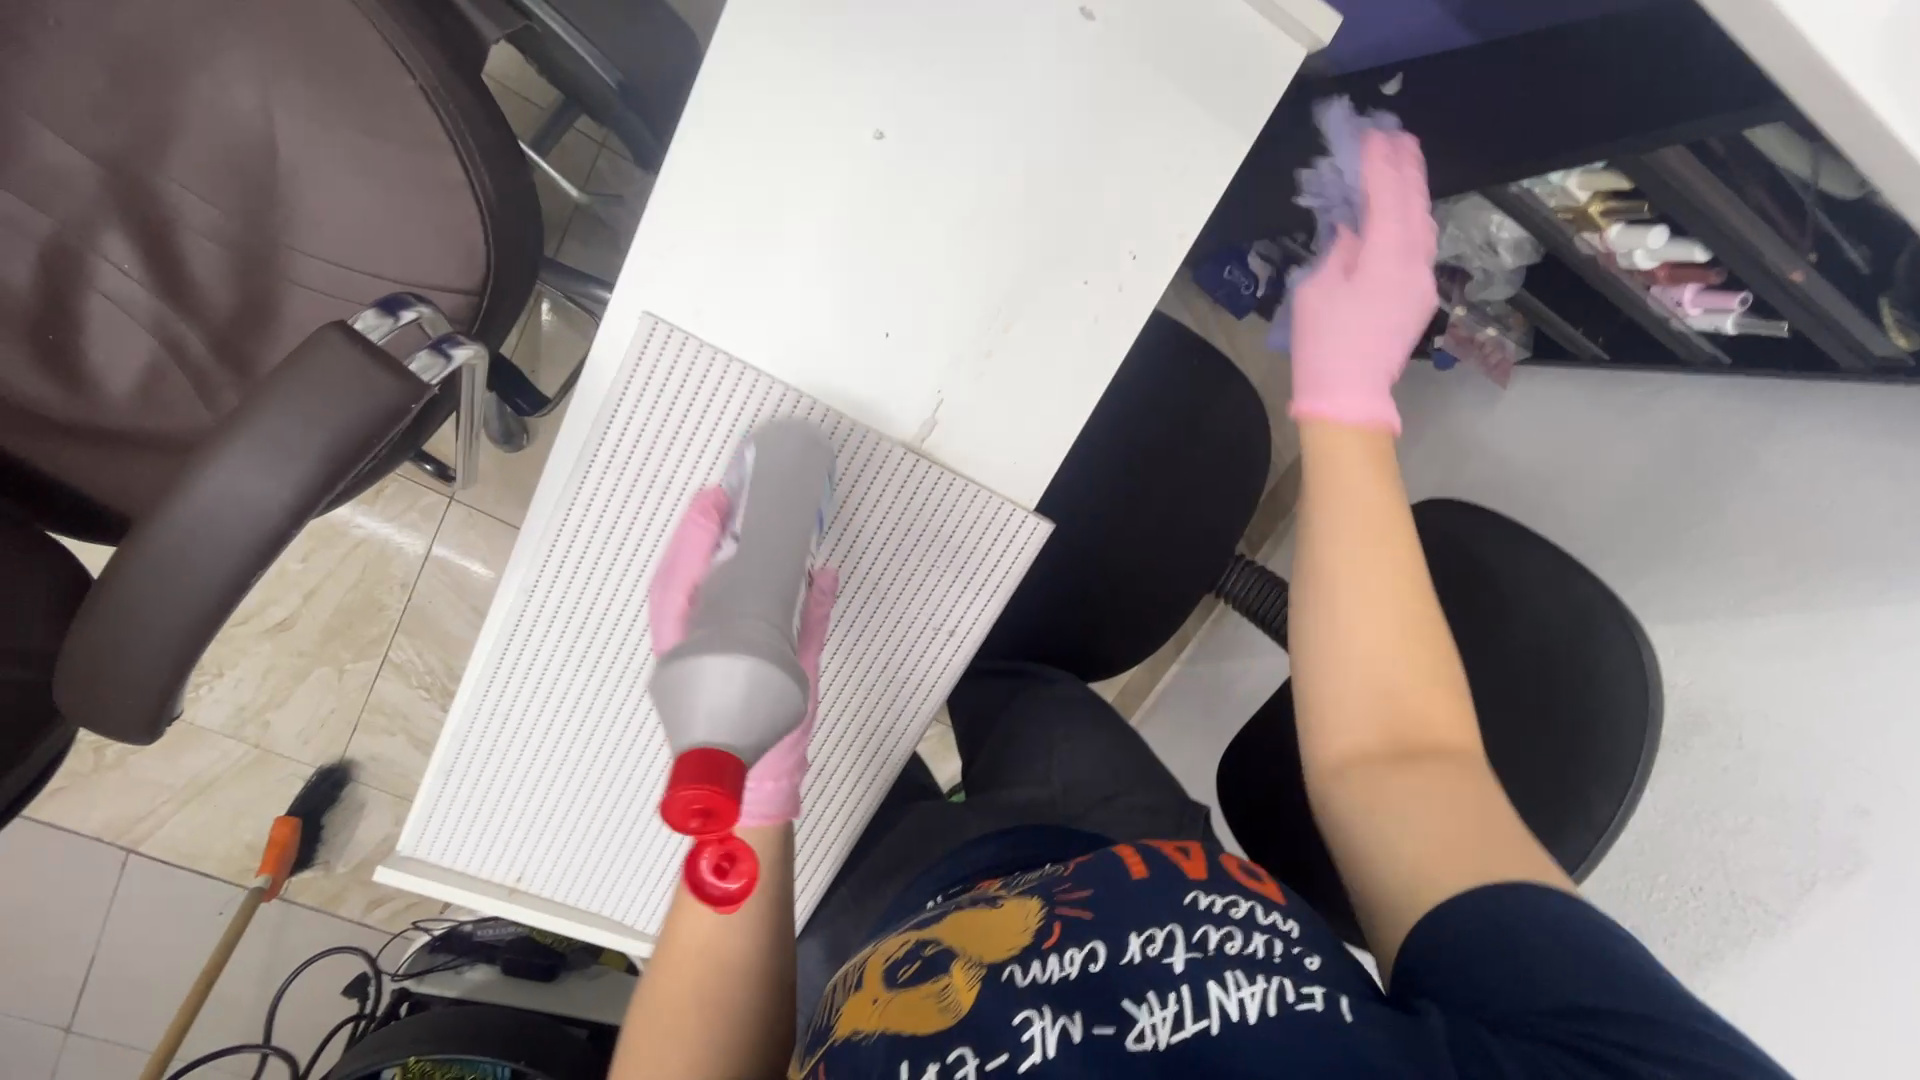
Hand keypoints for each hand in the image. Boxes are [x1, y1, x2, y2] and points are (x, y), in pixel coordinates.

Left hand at [650, 486, 839, 826]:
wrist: (759, 789)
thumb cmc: (762, 748)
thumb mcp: (787, 694)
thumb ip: (809, 633)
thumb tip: (823, 576)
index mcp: (690, 655)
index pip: (677, 590)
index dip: (690, 543)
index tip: (710, 504)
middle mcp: (696, 645)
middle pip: (687, 583)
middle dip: (699, 538)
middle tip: (725, 497)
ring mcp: (714, 651)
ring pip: (702, 596)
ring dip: (715, 556)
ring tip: (738, 516)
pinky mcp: (739, 659)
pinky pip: (731, 616)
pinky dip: (755, 587)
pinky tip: (781, 564)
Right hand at [1288, 129, 1438, 434]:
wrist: (1348, 396)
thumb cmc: (1323, 345)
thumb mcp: (1316, 290)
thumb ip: (1339, 250)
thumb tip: (1353, 230)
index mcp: (1386, 257)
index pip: (1387, 195)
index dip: (1378, 162)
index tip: (1369, 135)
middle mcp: (1416, 262)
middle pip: (1416, 203)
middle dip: (1406, 166)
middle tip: (1395, 136)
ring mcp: (1423, 281)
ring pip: (1424, 223)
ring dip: (1413, 190)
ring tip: (1401, 164)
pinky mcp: (1420, 298)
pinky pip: (1420, 246)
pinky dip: (1410, 220)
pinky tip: (1399, 213)